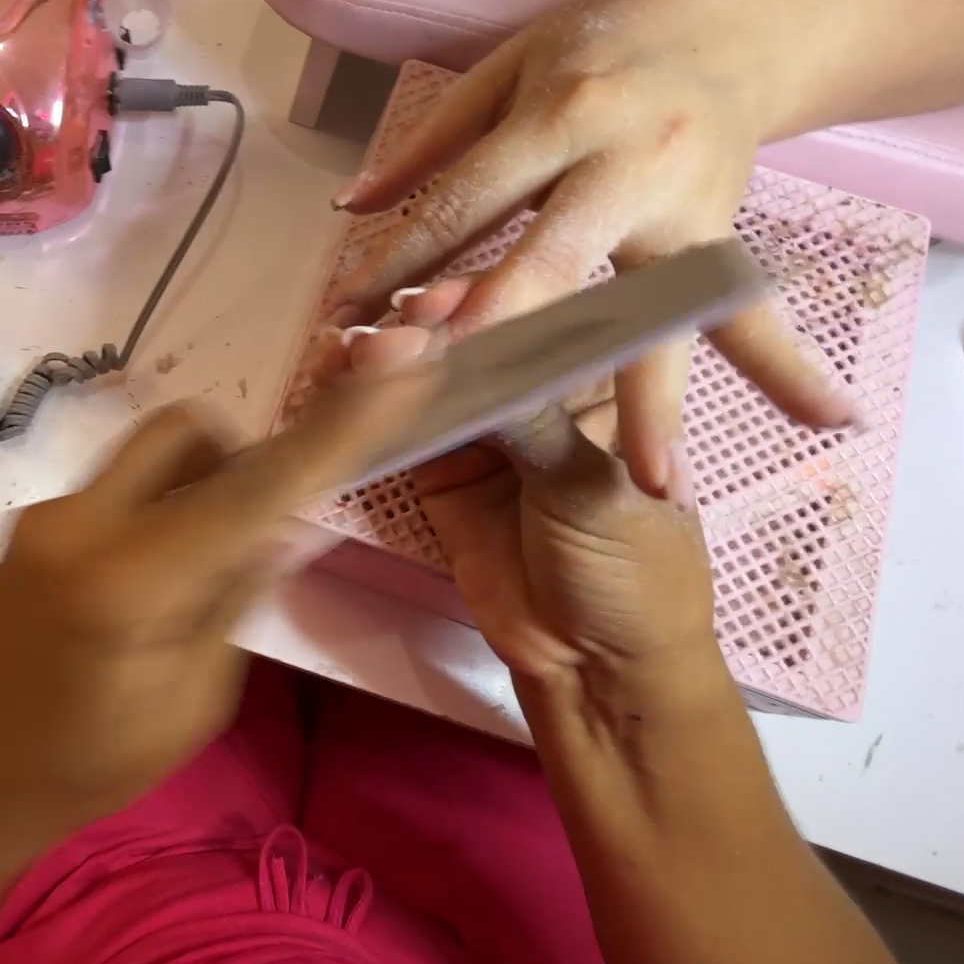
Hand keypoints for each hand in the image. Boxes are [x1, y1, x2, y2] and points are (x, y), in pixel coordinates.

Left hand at [0, 385, 431, 832]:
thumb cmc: (96, 761)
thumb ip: (237, 594)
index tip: (393, 381)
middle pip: (185, 430)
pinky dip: (158, 505)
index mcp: (124, 583)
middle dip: (237, 457)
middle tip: (247, 530)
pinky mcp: (32, 521)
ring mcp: (45, 514)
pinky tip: (148, 576)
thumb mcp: (195, 698)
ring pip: (150, 452)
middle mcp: (76, 523)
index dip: (327, 435)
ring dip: (196, 484)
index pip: (246, 492)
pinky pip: (119, 483)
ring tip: (192, 567)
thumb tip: (282, 522)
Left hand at [329, 0, 859, 500]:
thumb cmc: (598, 49)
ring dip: (649, 397)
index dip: (398, 270)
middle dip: (493, 338)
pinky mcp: (721, 238)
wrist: (735, 23)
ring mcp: (684, 210)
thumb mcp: (502, 73)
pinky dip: (784, 366)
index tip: (351, 328)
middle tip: (448, 400)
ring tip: (656, 478)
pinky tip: (824, 420)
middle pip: (547, 268)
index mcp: (557, 117)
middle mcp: (626, 165)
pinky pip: (747, 312)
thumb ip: (427, 147)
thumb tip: (349, 205)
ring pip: (652, 314)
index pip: (460, 210)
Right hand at [339, 321, 721, 688]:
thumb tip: (469, 362)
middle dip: (422, 334)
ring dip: (384, 367)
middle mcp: (529, 398)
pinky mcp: (437, 472)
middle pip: (469, 348)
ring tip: (346, 352)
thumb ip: (532, 425)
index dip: (485, 306)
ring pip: (426, 386)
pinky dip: (366, 414)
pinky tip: (335, 387)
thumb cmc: (629, 570)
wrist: (588, 661)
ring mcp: (478, 435)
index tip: (439, 302)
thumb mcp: (594, 489)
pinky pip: (399, 435)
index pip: (534, 325)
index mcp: (592, 387)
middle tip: (381, 335)